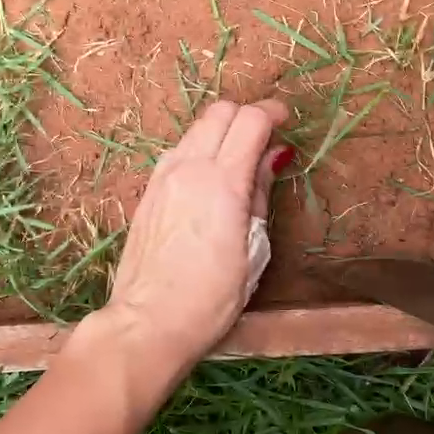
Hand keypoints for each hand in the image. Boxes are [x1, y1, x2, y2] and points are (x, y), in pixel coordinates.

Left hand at [98, 99, 291, 364]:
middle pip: (221, 111)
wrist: (147, 323)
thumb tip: (273, 155)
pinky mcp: (149, 189)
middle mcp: (190, 167)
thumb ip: (261, 193)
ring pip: (197, 126)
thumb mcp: (254, 248)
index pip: (250, 120)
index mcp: (222, 181)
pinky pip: (179, 148)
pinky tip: (210, 174)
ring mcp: (164, 175)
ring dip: (222, 128)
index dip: (273, 113)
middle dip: (247, 115)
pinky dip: (201, 146)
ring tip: (239, 156)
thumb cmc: (210, 299)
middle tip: (266, 136)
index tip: (287, 120)